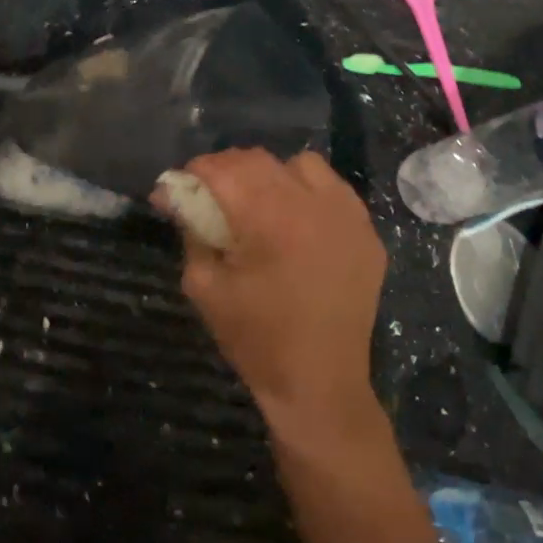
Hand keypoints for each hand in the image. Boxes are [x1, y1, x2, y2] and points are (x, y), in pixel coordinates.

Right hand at [155, 148, 387, 447]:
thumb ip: (191, 232)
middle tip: (209, 195)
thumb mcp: (203, 285)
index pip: (221, 169)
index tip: (175, 190)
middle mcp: (312, 205)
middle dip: (225, 170)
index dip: (192, 173)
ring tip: (257, 203)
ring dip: (270, 175)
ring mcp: (346, 216)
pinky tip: (295, 219)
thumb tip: (177, 197)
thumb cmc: (254, 338)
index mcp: (268, 218)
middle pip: (257, 159)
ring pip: (300, 164)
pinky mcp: (367, 233)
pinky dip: (307, 191)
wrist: (319, 382)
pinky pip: (333, 189)